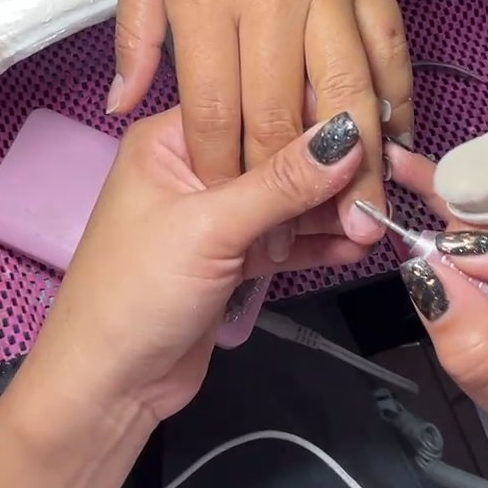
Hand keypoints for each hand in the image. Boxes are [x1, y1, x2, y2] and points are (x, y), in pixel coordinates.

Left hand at [24, 110, 368, 426]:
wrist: (109, 384)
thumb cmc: (139, 289)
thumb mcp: (210, 228)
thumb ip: (281, 183)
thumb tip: (349, 134)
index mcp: (170, 138)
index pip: (248, 103)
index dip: (306, 112)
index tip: (366, 122)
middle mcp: (192, 166)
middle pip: (272, 153)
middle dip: (324, 171)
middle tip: (379, 182)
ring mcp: (213, 214)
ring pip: (282, 200)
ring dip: (326, 212)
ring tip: (376, 218)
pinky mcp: (230, 256)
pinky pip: (281, 239)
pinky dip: (314, 244)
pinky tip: (355, 246)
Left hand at [105, 0, 410, 249]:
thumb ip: (135, 37)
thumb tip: (123, 104)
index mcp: (205, 1)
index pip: (214, 114)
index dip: (221, 172)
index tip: (227, 208)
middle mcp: (271, 2)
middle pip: (284, 119)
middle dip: (290, 188)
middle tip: (301, 233)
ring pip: (351, 96)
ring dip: (357, 164)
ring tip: (363, 212)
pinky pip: (392, 51)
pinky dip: (396, 101)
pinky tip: (393, 138)